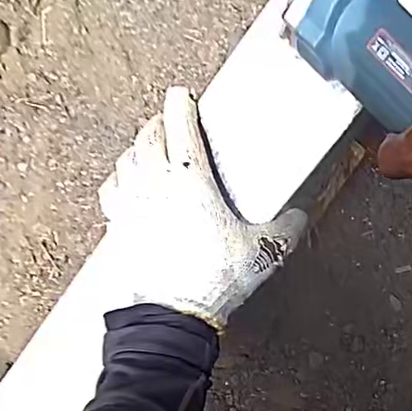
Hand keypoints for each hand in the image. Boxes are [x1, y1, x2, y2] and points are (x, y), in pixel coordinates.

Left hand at [99, 87, 307, 329]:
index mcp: (191, 181)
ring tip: (147, 149)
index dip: (179, 104)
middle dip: (156, 124)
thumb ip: (285, 229)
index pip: (179, 126)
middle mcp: (156, 186)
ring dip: (136, 149)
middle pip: (147, 138)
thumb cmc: (214, 281)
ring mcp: (133, 206)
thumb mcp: (261, 252)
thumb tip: (300, 216)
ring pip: (126, 161)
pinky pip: (111, 192)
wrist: (173, 315)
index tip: (181, 95)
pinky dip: (118, 180)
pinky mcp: (119, 229)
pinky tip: (124, 184)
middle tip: (166, 122)